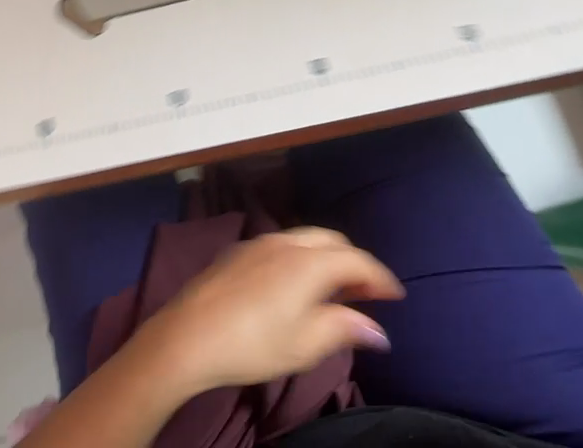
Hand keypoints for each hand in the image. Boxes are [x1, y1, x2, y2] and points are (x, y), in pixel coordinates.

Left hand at [130, 227, 404, 396]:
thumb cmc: (252, 343)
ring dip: (326, 258)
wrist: (187, 335)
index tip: (395, 296)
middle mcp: (284, 242)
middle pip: (331, 241)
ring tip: (333, 288)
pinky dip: (301, 258)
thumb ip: (344, 329)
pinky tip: (295, 284)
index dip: (379, 277)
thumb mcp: (305, 344)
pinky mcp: (236, 253)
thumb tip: (376, 330)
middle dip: (353, 262)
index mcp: (308, 261)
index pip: (356, 259)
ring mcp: (257, 244)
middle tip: (365, 292)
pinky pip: (281, 245)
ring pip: (304, 239)